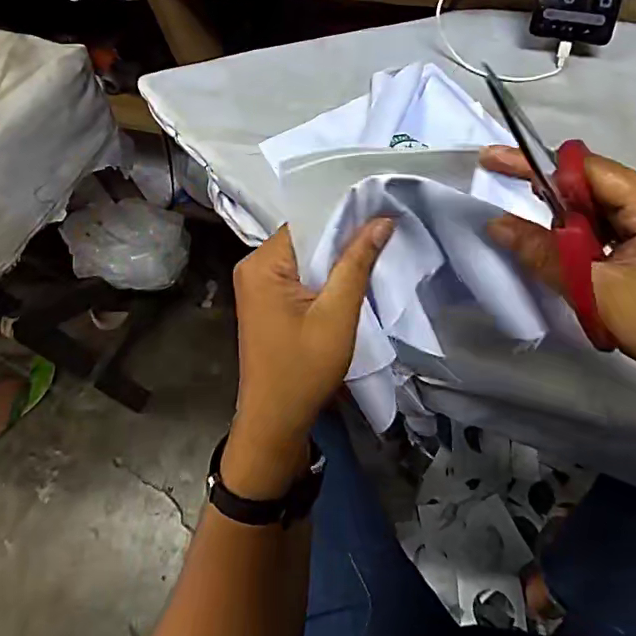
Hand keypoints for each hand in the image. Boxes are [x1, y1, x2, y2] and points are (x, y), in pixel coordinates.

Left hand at [224, 220, 392, 498]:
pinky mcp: (266, 301)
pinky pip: (298, 274)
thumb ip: (357, 263)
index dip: (342, 218)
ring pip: (304, 257)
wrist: (275, 423)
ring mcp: (257, 284)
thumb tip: (381, 219)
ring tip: (372, 251)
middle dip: (341, 238)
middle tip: (382, 231)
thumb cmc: (303, 369)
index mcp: (261, 264)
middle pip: (305, 238)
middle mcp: (253, 266)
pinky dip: (322, 276)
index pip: (306, 223)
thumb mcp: (338, 315)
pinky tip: (348, 277)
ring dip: (334, 259)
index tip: (378, 211)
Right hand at [480, 146, 635, 392]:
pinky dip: (585, 230)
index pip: (587, 169)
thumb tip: (496, 223)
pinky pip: (610, 215)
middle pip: (591, 182)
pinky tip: (574, 250)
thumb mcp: (594, 290)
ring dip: (568, 219)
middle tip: (510, 206)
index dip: (537, 165)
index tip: (493, 160)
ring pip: (597, 200)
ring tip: (555, 248)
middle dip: (552, 197)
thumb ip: (543, 251)